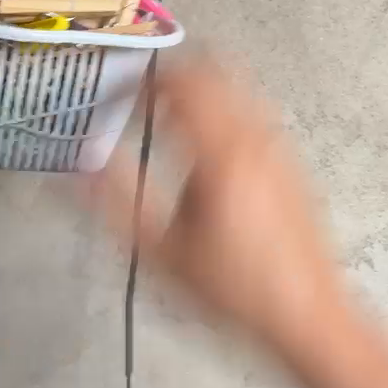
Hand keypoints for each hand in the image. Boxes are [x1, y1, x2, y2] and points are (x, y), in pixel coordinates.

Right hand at [92, 59, 345, 354]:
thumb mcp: (162, 252)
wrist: (309, 317)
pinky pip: (251, 107)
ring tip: (166, 113)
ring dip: (199, 86)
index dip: (143, 81)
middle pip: (211, 70)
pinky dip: (222, 103)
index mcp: (220, 151)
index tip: (116, 96)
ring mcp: (277, 144)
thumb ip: (115, 204)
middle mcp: (253, 135)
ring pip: (236, 84)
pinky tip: (205, 141)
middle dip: (170, 75)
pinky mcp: (290, 159)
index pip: (180, 83)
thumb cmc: (231, 287)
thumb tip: (78, 167)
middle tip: (138, 97)